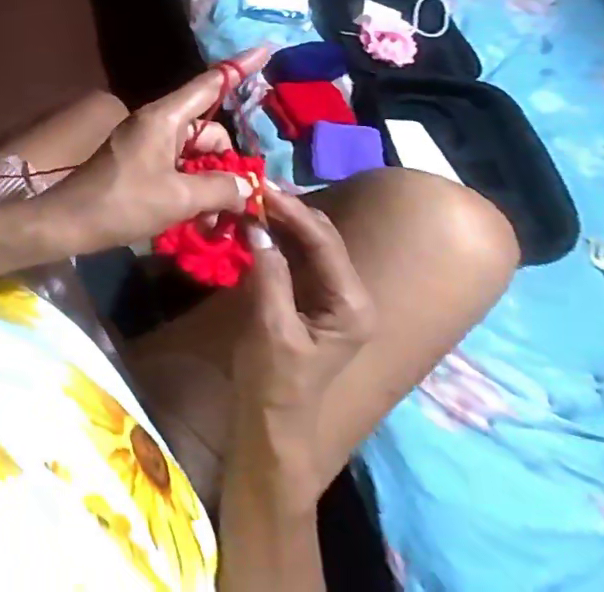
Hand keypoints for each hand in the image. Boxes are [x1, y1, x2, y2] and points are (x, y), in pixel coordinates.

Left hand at [42, 46, 270, 254]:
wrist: (69, 222)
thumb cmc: (124, 202)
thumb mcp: (180, 197)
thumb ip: (221, 188)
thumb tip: (246, 187)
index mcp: (163, 119)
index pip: (208, 85)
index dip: (238, 69)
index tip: (267, 48)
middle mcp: (155, 126)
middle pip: (207, 132)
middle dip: (227, 163)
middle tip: (242, 199)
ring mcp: (144, 146)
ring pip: (194, 157)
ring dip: (210, 185)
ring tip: (218, 220)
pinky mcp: (138, 166)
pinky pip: (176, 170)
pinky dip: (191, 191)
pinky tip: (201, 222)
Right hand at [228, 187, 375, 501]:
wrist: (273, 419)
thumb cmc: (275, 379)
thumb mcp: (270, 328)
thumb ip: (268, 276)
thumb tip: (256, 228)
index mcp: (352, 305)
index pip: (324, 243)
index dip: (293, 211)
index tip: (260, 187)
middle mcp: (351, 295)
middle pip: (322, 238)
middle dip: (290, 210)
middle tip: (252, 186)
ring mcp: (332, 296)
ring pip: (310, 243)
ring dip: (282, 220)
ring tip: (251, 197)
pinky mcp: (311, 298)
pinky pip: (297, 256)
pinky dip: (277, 236)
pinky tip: (255, 223)